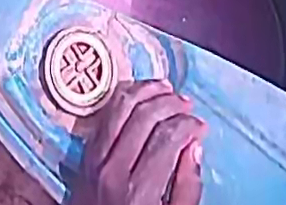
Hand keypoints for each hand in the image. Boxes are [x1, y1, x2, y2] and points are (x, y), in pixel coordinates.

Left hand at [69, 79, 205, 204]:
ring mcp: (94, 160)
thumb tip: (193, 145)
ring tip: (167, 90)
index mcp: (137, 194)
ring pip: (122, 106)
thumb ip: (186, 191)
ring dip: (146, 91)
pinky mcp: (84, 155)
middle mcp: (112, 170)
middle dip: (171, 104)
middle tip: (188, 104)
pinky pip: (105, 113)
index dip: (188, 126)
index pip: (167, 139)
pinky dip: (125, 97)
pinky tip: (140, 95)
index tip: (201, 126)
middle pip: (145, 116)